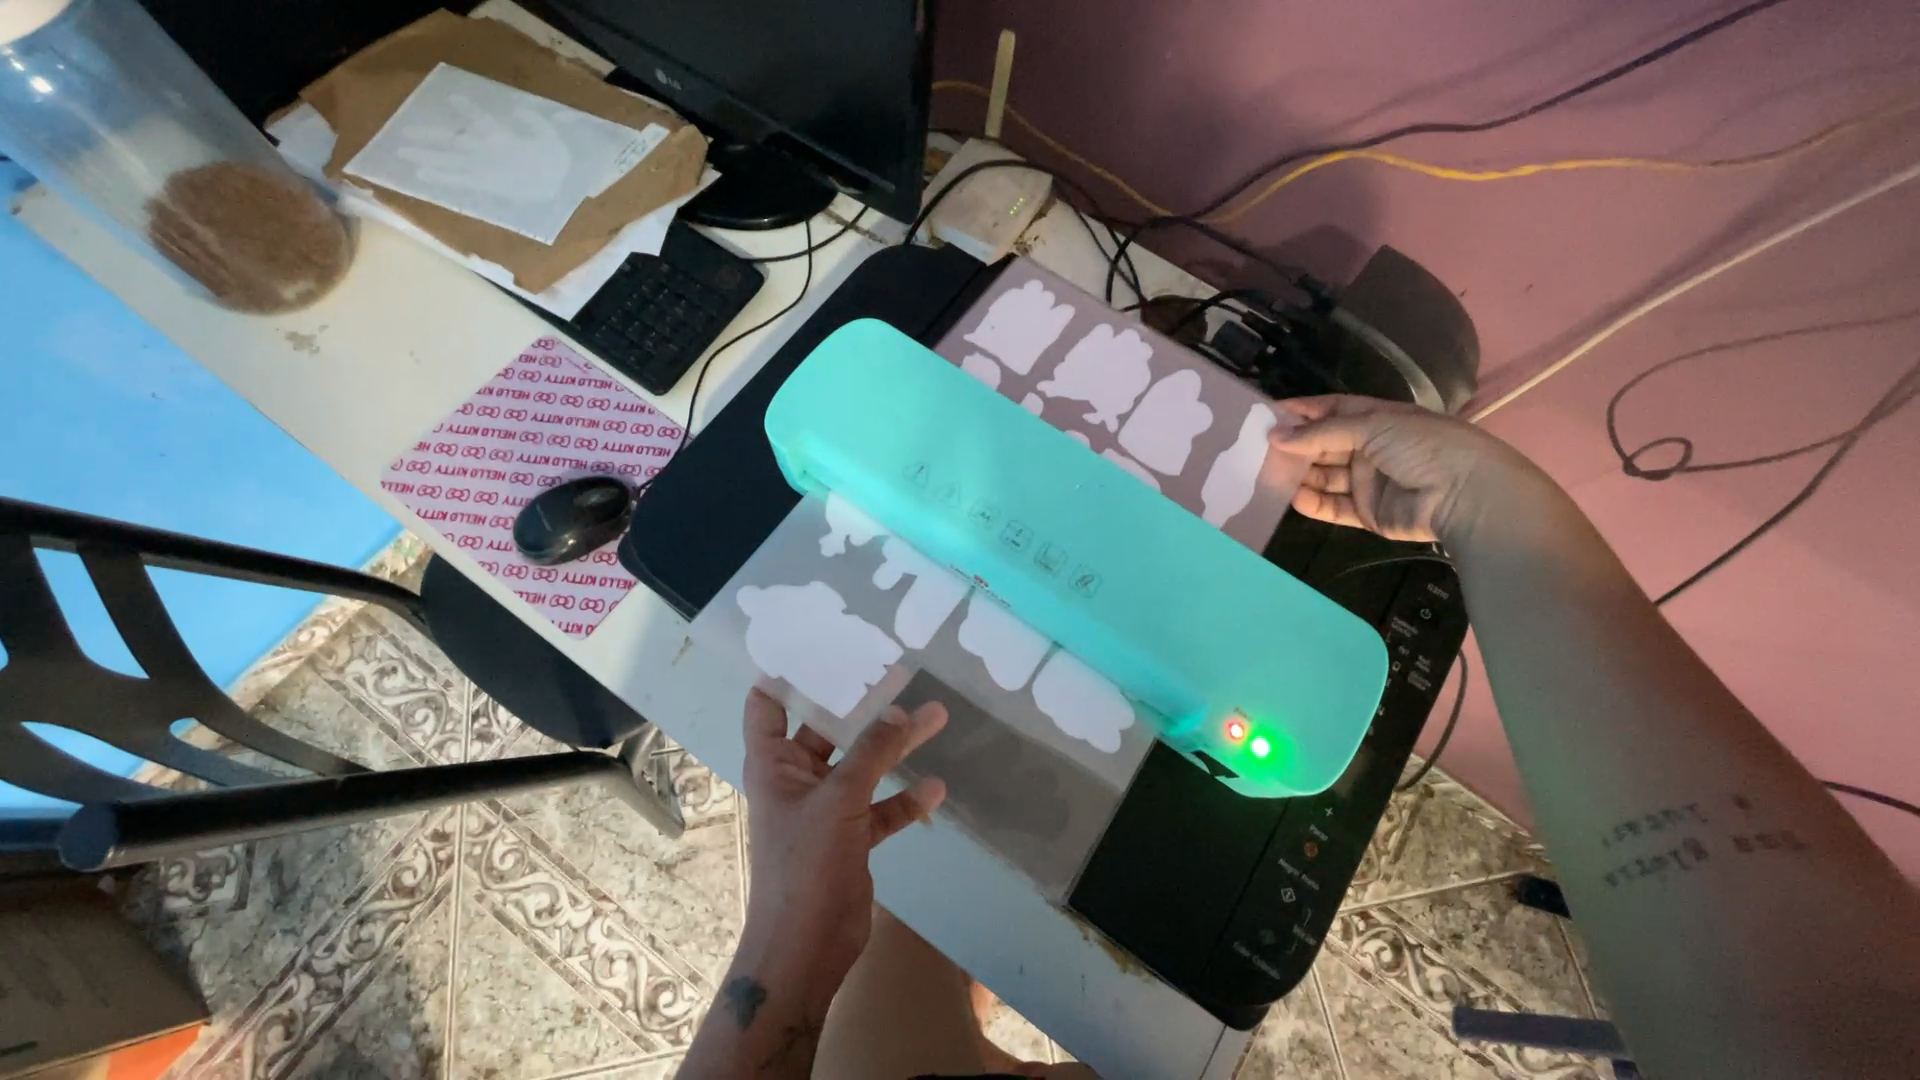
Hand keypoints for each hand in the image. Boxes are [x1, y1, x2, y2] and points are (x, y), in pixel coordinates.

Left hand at [739, 689, 948, 988]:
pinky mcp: (850, 837)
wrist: (807, 948)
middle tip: (898, 671)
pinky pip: (881, 807)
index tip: (819, 642)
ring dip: (895, 747)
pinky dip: (905, 798)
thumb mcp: (839, 801)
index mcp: (773, 764)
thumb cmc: (806, 865)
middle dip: (862, 704)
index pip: (768, 705)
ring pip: (862, 765)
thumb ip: (871, 753)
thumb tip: (900, 710)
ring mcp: (825, 809)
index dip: (786, 673)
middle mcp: (796, 779)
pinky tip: (937, 788)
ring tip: (935, 716)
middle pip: (828, 729)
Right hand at [1270, 395, 1557, 548]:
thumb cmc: (1424, 447)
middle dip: (1295, 446)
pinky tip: (1294, 499)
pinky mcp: (1368, 513)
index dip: (1303, 411)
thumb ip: (1322, 434)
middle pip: (1324, 445)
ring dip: (1300, 476)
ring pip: (1326, 477)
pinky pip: (1335, 507)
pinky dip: (1314, 504)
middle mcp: (1373, 448)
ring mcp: (1370, 482)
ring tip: (1269, 476)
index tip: (1268, 415)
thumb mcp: (1373, 426)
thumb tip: (1275, 436)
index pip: (1333, 410)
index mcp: (1379, 419)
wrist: (1466, 495)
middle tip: (1258, 450)